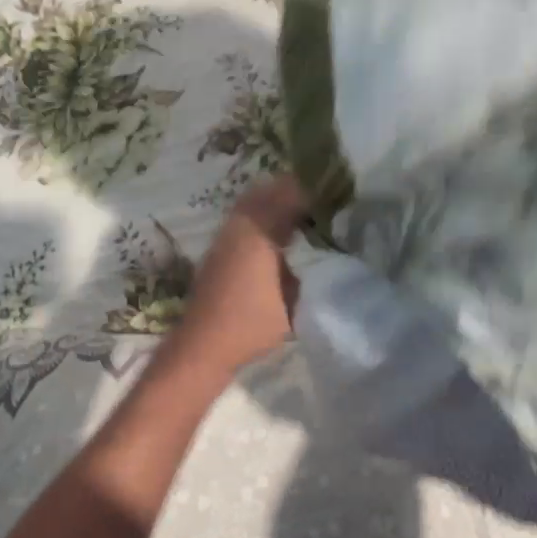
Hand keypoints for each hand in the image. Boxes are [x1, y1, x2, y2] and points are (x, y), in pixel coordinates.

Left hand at [170, 176, 307, 374]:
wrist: (203, 344)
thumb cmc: (251, 324)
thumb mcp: (293, 302)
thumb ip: (308, 273)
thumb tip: (320, 255)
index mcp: (260, 233)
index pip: (289, 195)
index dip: (311, 192)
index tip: (333, 196)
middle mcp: (240, 226)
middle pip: (267, 192)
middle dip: (292, 193)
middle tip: (318, 204)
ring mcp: (224, 236)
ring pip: (252, 205)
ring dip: (274, 205)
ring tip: (300, 219)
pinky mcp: (216, 250)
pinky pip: (243, 220)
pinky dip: (261, 219)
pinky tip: (277, 240)